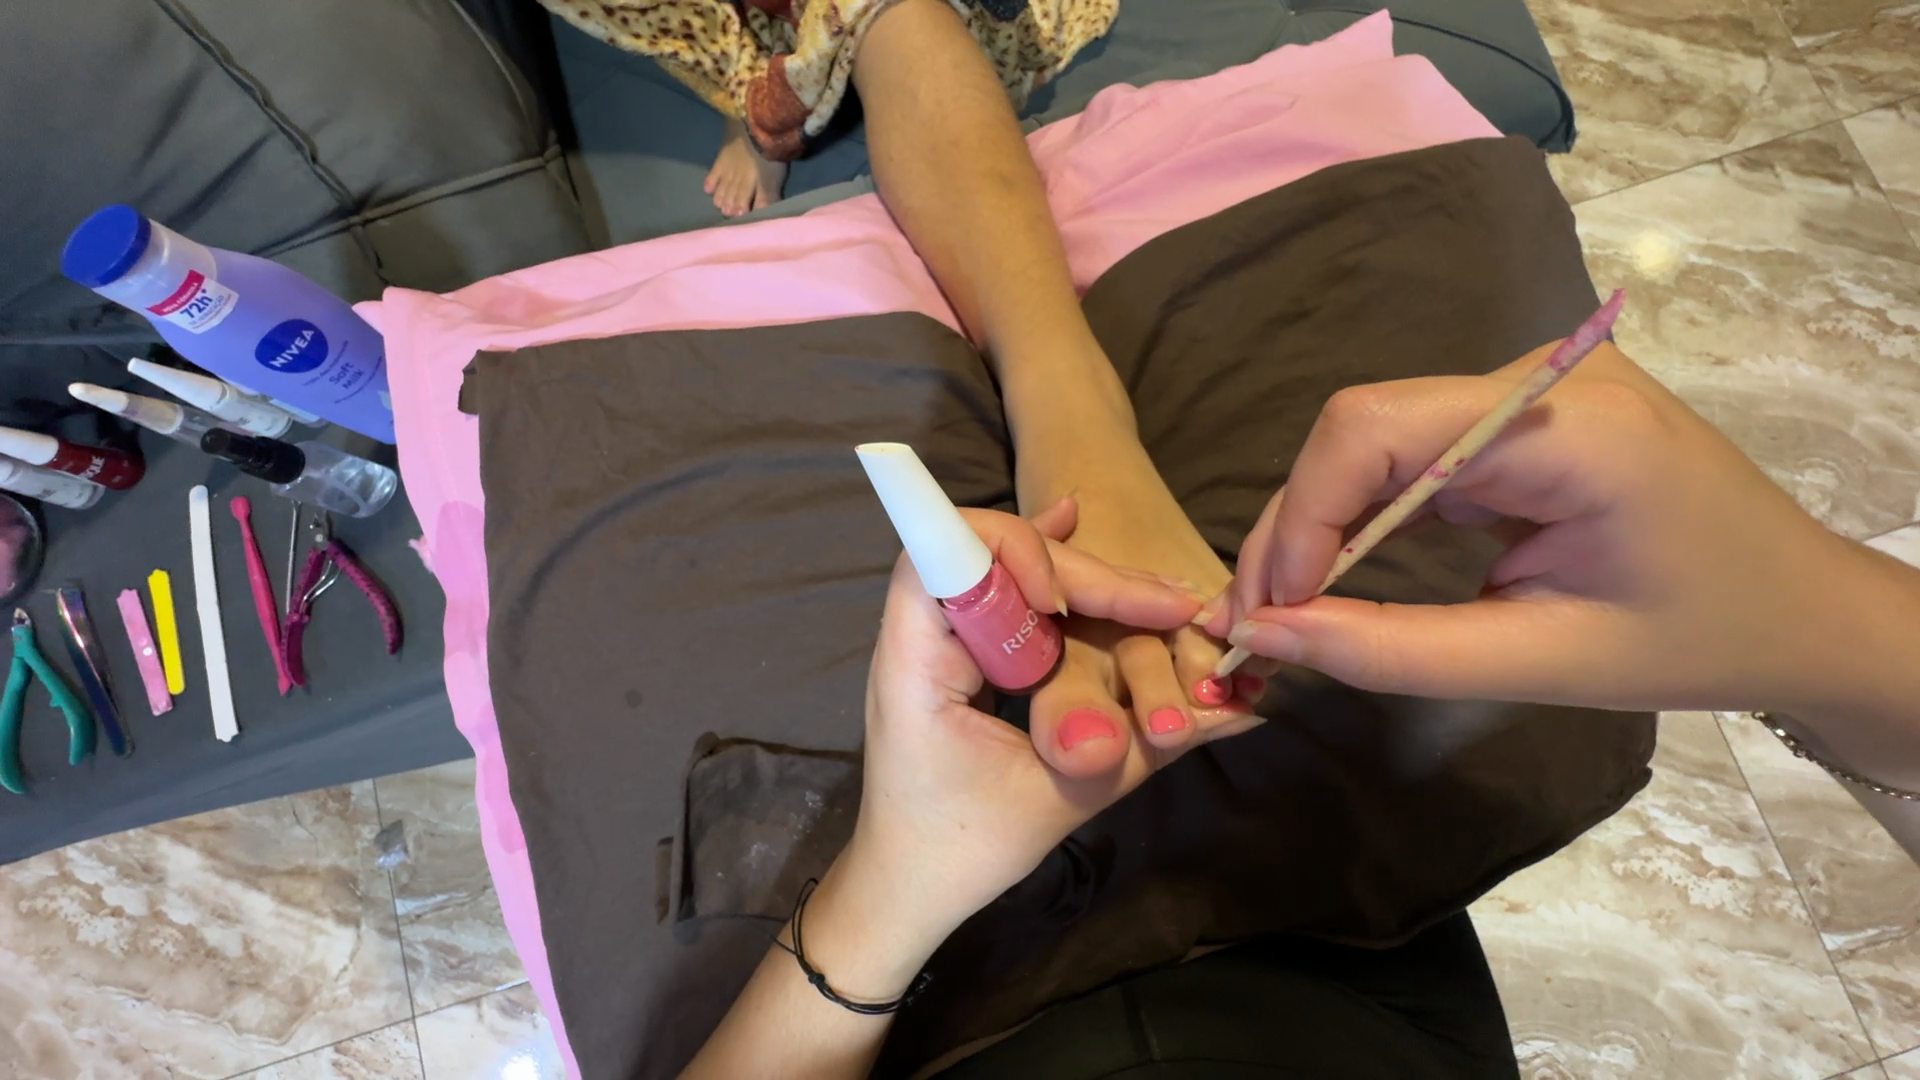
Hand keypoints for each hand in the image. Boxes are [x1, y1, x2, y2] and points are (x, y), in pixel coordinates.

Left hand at [845, 502, 1263, 945]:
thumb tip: (1227, 707)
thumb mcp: (1052, 802)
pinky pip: (1004, 595)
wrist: (905, 882)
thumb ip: (1133, 748)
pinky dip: (1044, 566)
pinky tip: (1070, 519)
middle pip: (998, 560)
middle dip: (1088, 577)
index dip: (1007, 553)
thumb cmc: (958, 852)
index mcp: (916, 663)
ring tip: (1161, 595)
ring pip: (1011, 574)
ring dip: (1087, 580)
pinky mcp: (963, 653)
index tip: (1061, 604)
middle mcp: (923, 635)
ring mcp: (943, 640)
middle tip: (1172, 604)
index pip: (941, 557)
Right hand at [1212, 341, 1915, 720]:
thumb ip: (1390, 651)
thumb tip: (1263, 633)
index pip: (1375, 430)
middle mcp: (1532, 380)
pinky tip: (1328, 569)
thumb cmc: (1696, 642)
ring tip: (1283, 602)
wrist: (1806, 611)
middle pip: (1352, 430)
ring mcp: (1513, 390)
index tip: (1276, 607)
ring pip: (1355, 441)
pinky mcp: (1496, 416)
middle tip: (1260, 616)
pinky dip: (1344, 517)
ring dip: (1306, 524)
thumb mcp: (1540, 665)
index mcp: (1571, 426)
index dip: (1303, 515)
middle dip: (1291, 527)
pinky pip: (1387, 455)